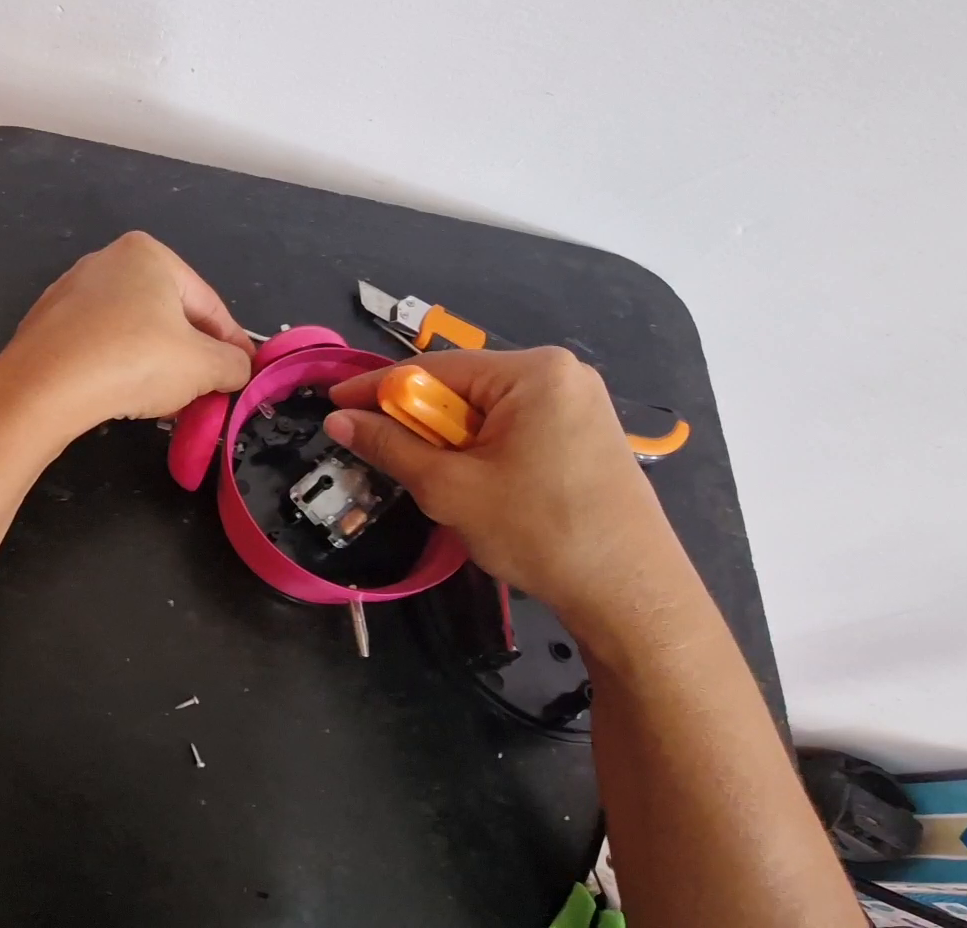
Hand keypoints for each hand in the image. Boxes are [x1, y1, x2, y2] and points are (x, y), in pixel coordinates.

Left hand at [0, 232, 254, 429]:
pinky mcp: (46, 325)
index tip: (244, 374)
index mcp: (149, 254)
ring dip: (156, 366)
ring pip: (132, 333)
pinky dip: (117, 368)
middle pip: (168, 317)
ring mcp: (70, 291)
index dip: (232, 344)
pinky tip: (122, 397)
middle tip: (206, 393)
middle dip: (190, 357)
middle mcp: (106, 261)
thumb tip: (238, 369)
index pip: (208, 304)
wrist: (45, 388)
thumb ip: (233, 364)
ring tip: (166, 402)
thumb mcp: (204, 366)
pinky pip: (98, 346)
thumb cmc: (135, 361)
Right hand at [324, 347, 690, 629]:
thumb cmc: (539, 531)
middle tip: (384, 454)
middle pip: (461, 387)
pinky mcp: (584, 436)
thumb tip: (338, 420)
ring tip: (434, 479)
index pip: (434, 368)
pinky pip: (512, 428)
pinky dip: (480, 451)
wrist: (633, 596)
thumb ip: (389, 446)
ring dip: (449, 441)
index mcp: (533, 372)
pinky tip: (476, 485)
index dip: (377, 388)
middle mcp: (560, 375)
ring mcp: (578, 405)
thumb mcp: (449, 487)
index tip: (333, 403)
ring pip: (484, 412)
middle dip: (418, 421)